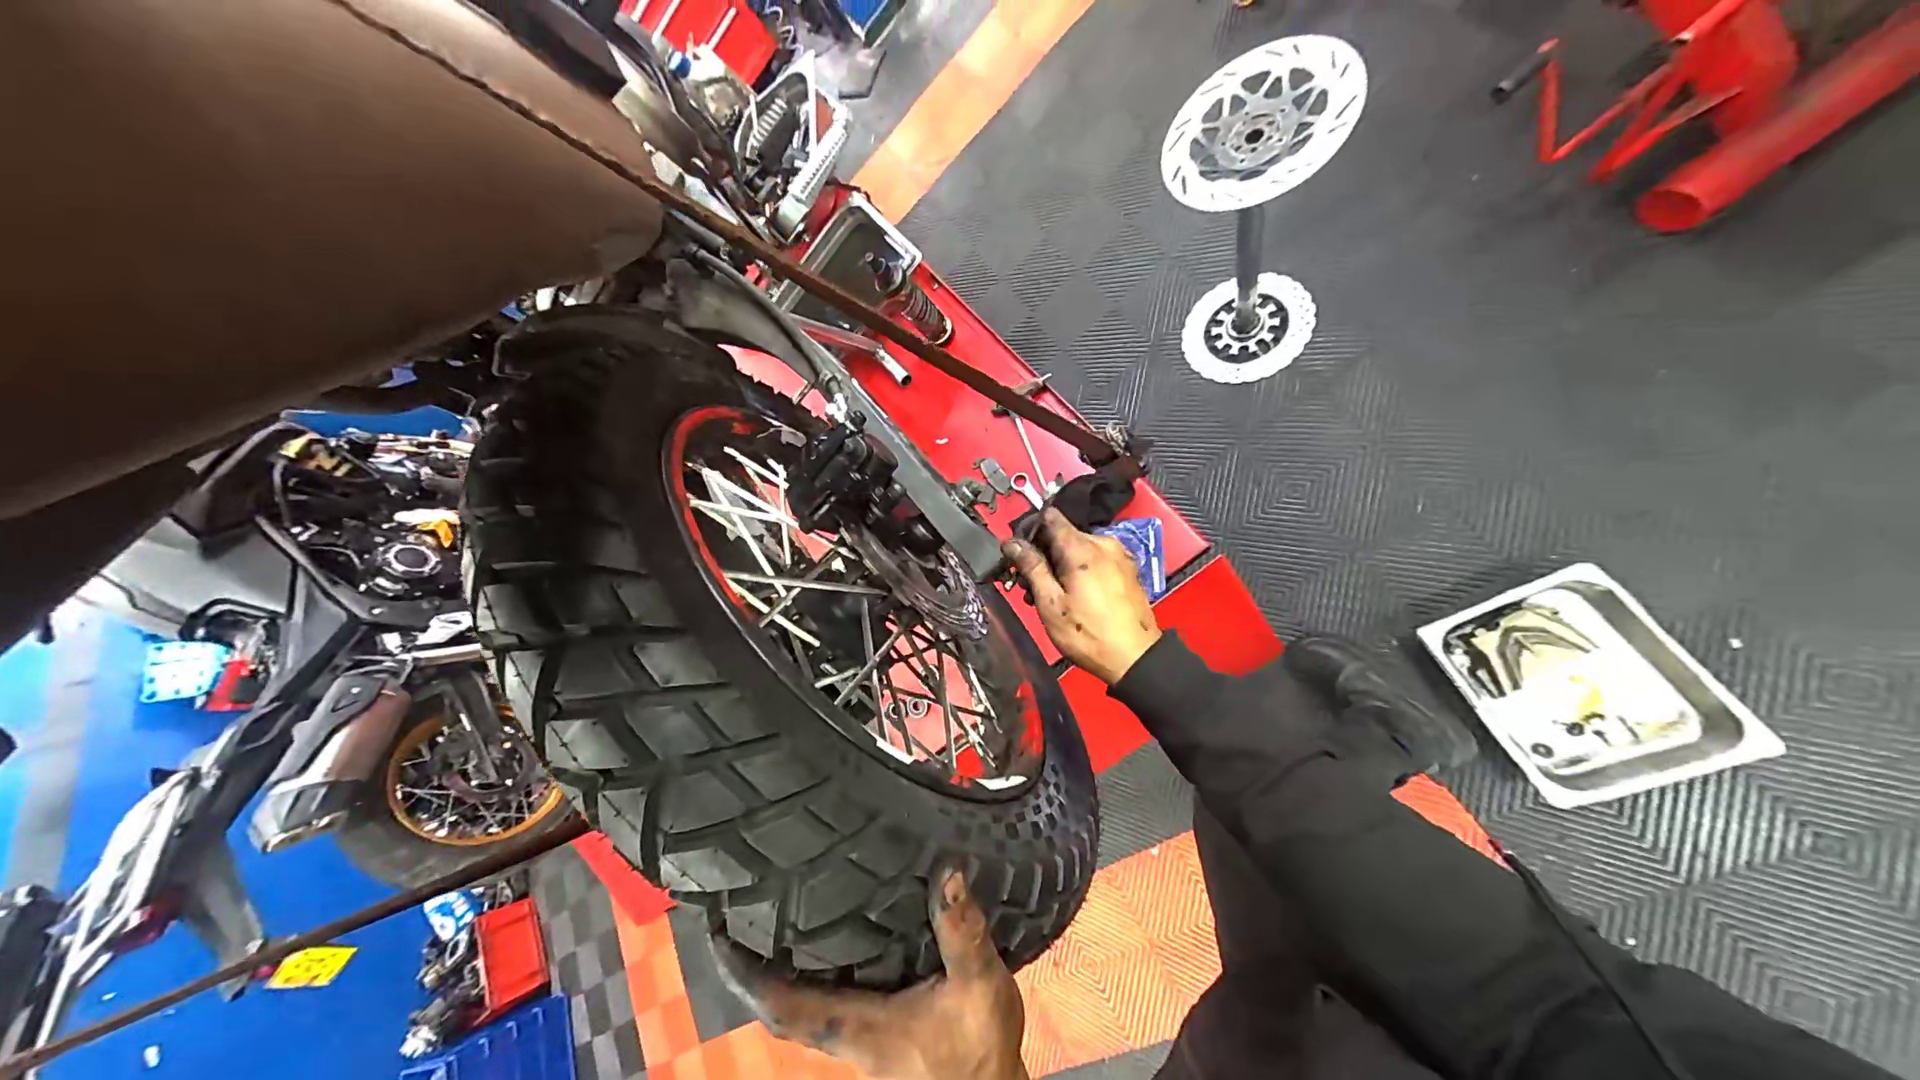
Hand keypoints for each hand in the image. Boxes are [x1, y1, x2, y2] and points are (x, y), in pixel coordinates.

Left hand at [713, 869, 1027, 1079]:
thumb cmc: (977, 1053)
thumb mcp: (979, 988)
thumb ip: (961, 933)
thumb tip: (946, 871)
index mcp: (855, 1026)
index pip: (781, 1002)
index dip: (743, 971)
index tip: (717, 932)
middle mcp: (844, 1033)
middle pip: (781, 999)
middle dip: (753, 960)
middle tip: (740, 904)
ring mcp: (856, 1037)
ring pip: (803, 997)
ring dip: (782, 961)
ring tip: (776, 905)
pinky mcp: (873, 1031)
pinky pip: (828, 995)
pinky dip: (814, 966)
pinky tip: (829, 933)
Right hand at [1002, 508, 1161, 684]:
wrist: (1135, 658)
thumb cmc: (1088, 634)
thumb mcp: (1050, 603)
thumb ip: (1031, 567)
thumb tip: (1012, 543)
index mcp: (1082, 548)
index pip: (1050, 517)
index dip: (1030, 530)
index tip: (1020, 553)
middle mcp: (1104, 543)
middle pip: (1064, 534)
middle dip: (1044, 554)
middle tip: (1031, 585)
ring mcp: (1119, 555)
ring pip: (1080, 547)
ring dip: (1062, 564)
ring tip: (1053, 596)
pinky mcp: (1128, 569)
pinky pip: (1097, 559)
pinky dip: (1081, 569)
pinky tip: (1076, 595)